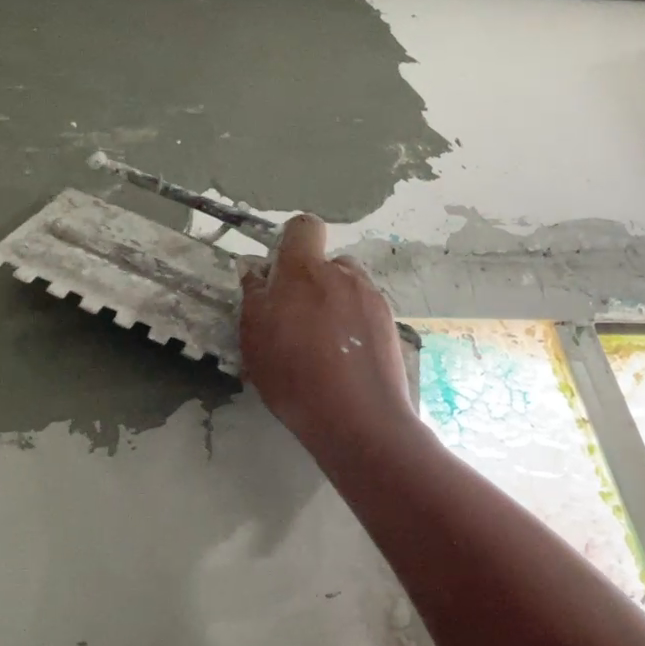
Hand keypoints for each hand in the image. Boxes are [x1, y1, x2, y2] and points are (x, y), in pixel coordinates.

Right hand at [238, 215, 414, 452]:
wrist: (357, 417)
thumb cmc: (293, 375)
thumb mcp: (254, 338)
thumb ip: (254, 296)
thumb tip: (255, 269)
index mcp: (304, 271)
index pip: (303, 227)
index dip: (291, 242)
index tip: (279, 274)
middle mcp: (342, 275)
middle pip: (326, 262)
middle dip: (311, 281)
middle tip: (297, 320)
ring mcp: (371, 298)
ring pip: (348, 287)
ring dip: (335, 302)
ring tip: (324, 342)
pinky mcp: (390, 324)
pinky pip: (365, 311)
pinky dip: (353, 325)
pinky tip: (344, 359)